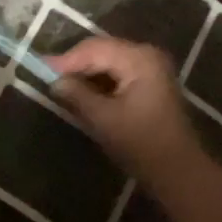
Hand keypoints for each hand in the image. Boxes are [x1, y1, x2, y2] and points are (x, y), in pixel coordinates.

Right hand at [46, 36, 199, 178]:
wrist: (179, 173)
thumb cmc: (142, 144)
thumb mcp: (103, 119)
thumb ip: (77, 95)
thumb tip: (56, 82)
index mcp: (139, 58)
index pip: (95, 49)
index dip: (67, 59)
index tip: (41, 68)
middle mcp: (148, 55)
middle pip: (103, 51)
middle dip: (76, 64)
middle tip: (49, 75)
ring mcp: (153, 69)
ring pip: (110, 62)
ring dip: (88, 73)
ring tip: (63, 84)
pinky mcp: (152, 84)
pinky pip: (120, 73)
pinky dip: (101, 81)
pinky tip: (85, 92)